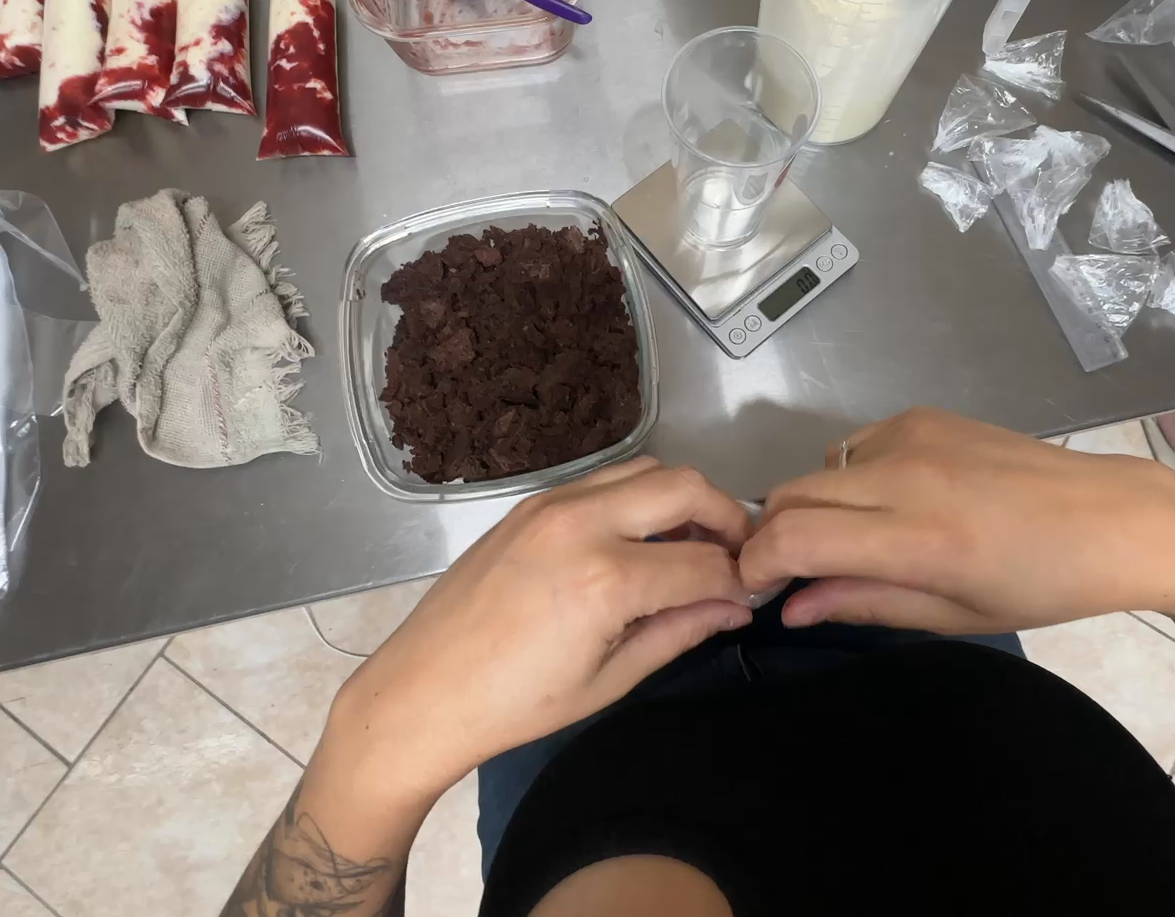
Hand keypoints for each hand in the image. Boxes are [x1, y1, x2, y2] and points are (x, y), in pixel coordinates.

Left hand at [326, 459, 754, 798]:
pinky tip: (637, 538)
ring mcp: (553, 503)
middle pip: (684, 486)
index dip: (739, 579)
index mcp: (604, 580)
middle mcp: (582, 522)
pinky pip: (605, 479)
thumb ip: (681, 631)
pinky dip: (638, 496)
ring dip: (681, 498)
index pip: (703, 563)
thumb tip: (737, 606)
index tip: (752, 593)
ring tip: (688, 544)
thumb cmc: (517, 705)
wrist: (422, 689)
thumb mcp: (610, 679)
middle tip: (735, 555)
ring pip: (646, 468)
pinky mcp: (533, 501)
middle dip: (725, 516)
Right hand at [739, 408, 1174, 634]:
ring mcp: (909, 434)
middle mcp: (902, 474)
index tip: (757, 586)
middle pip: (788, 495)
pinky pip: (850, 449)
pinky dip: (847, 479)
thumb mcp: (953, 614)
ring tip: (855, 535)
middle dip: (774, 535)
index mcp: (918, 537)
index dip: (757, 563)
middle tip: (797, 570)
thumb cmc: (1041, 585)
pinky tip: (892, 498)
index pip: (795, 537)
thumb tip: (790, 607)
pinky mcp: (918, 415)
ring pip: (814, 470)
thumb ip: (862, 604)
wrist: (1114, 517)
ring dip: (811, 507)